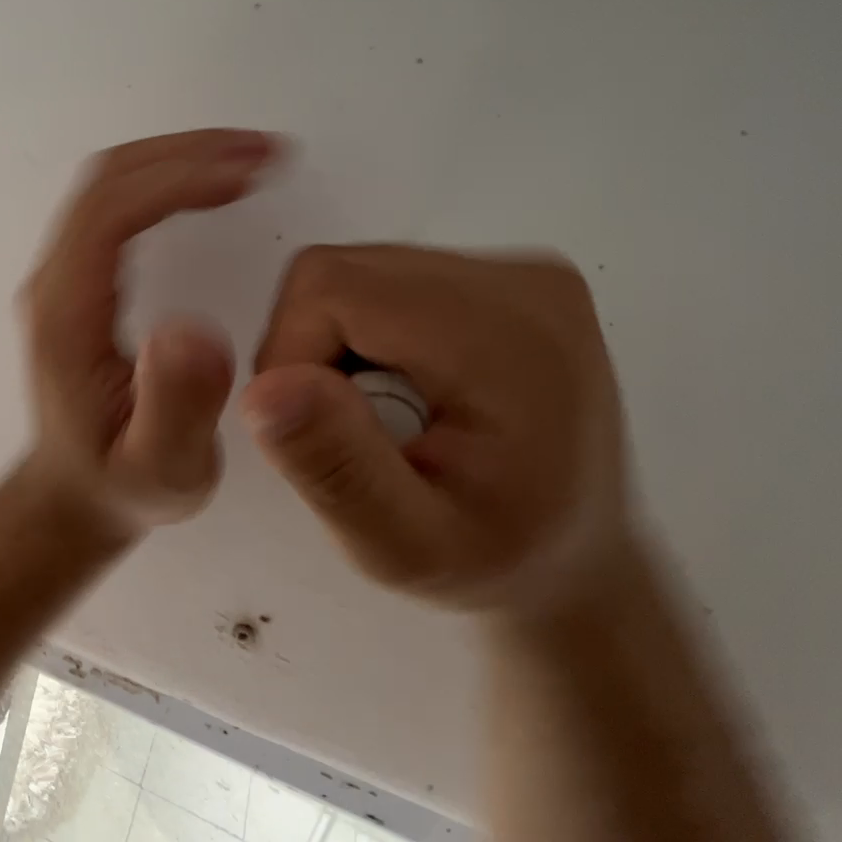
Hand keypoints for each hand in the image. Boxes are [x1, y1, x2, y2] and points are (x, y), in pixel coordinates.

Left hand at [18, 129, 281, 533]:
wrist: (74, 494)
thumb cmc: (122, 485)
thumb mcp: (161, 467)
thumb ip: (176, 406)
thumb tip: (193, 328)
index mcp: (66, 315)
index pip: (110, 213)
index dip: (178, 179)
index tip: (249, 173)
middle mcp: (52, 285)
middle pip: (106, 184)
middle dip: (184, 155)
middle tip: (265, 152)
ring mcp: (60, 281)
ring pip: (106, 187)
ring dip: (175, 161)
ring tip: (250, 160)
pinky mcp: (75, 284)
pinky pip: (112, 209)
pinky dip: (163, 182)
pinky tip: (211, 188)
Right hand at [244, 246, 631, 612]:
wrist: (574, 561)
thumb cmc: (493, 568)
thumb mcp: (403, 548)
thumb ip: (337, 467)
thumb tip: (267, 387)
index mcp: (504, 334)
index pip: (328, 288)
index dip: (289, 355)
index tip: (314, 435)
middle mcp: (516, 279)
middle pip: (334, 276)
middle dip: (306, 353)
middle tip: (344, 436)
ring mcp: (511, 272)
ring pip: (348, 277)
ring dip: (328, 348)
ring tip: (373, 423)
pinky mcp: (497, 278)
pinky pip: (375, 283)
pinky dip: (356, 338)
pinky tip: (395, 396)